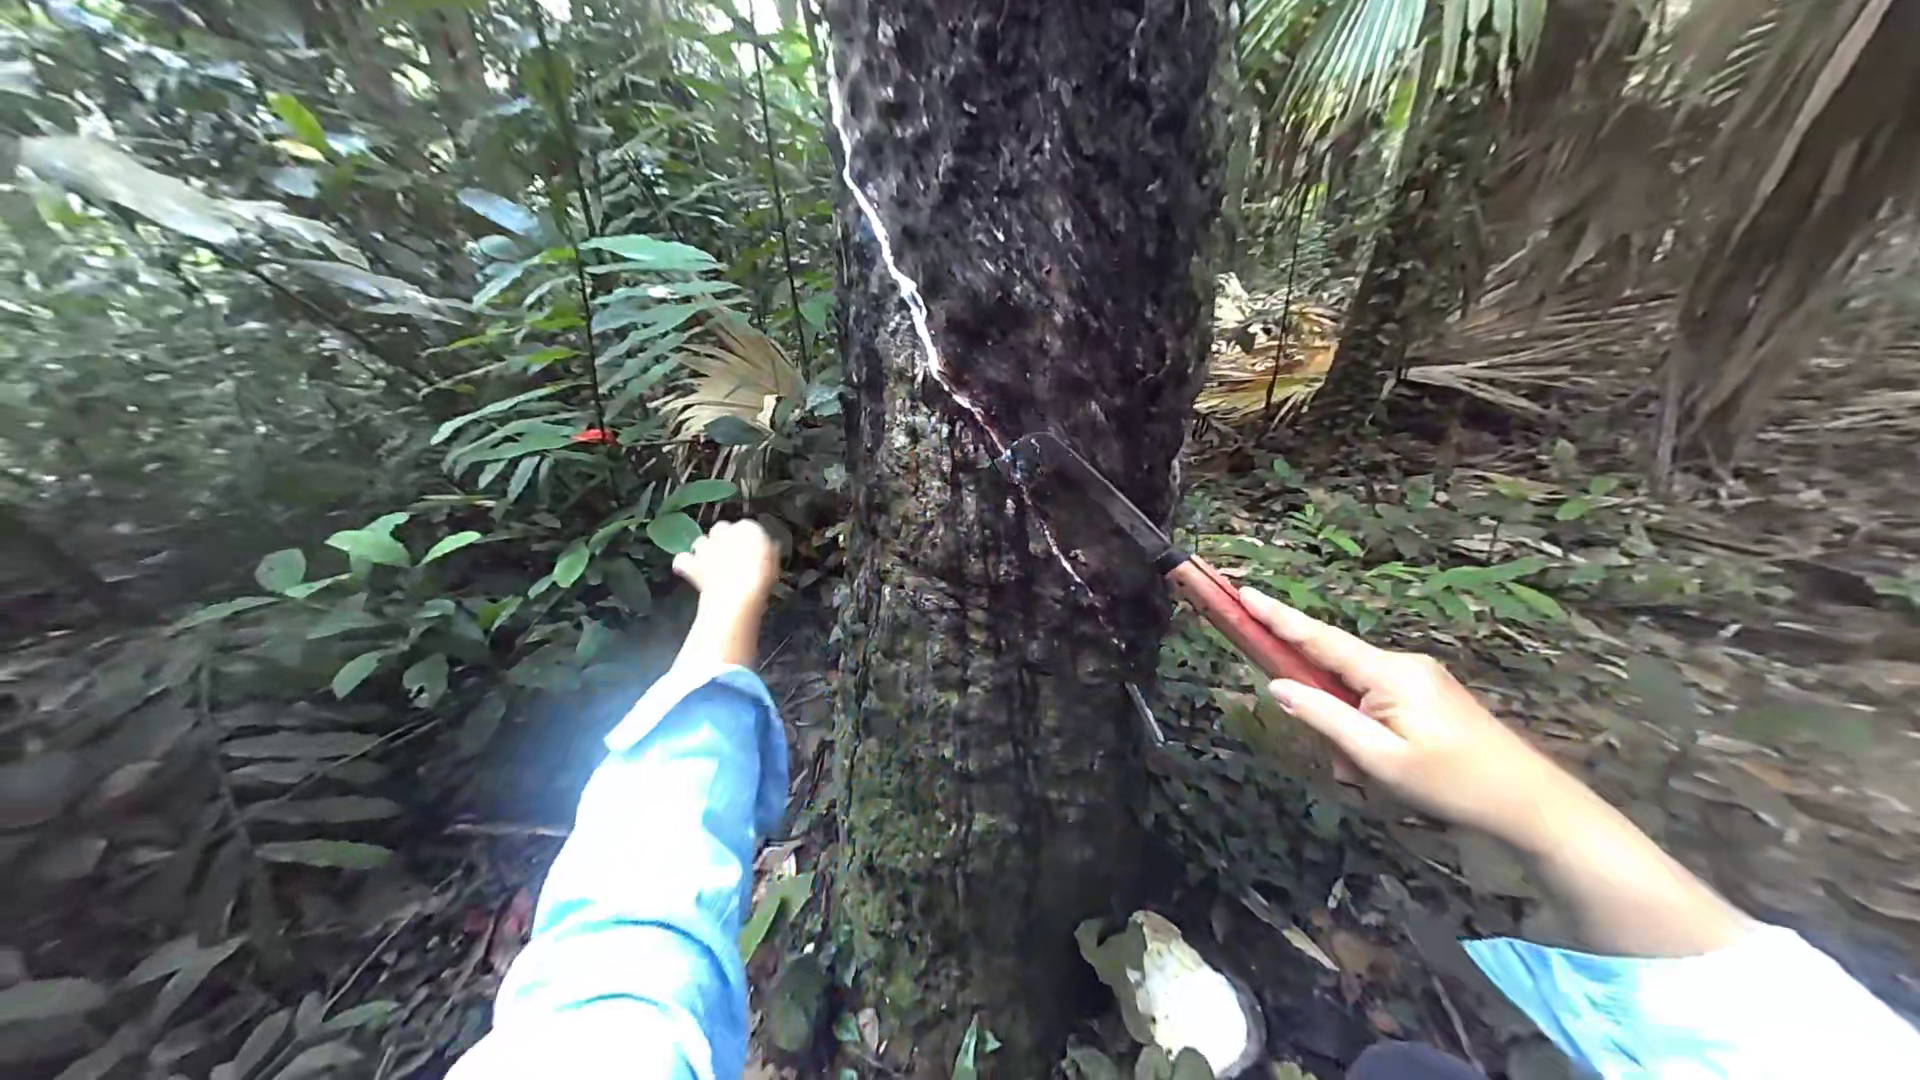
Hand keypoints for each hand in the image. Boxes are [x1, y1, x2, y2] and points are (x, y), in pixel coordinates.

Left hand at [673, 519, 780, 609]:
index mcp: (748, 528)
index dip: (749, 538)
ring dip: (705, 549)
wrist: (737, 596)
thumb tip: (769, 546)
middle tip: (733, 555)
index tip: (752, 550)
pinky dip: (685, 563)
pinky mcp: (692, 564)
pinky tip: (690, 569)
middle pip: (721, 529)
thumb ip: (769, 550)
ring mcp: (705, 547)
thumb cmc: (762, 579)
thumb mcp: (776, 563)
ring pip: (701, 541)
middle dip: (724, 538)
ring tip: (712, 563)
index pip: (748, 527)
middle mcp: (723, 532)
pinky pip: (682, 559)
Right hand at [1237, 586, 1578, 849]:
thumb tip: (1276, 686)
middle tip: (1340, 758)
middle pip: (1332, 666)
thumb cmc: (1454, 784)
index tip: (1243, 592)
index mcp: (1389, 672)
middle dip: (1318, 705)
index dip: (1277, 616)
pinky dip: (1362, 725)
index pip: (1318, 638)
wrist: (1536, 806)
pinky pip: (1373, 697)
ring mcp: (1418, 675)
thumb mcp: (1379, 757)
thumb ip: (1323, 717)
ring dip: (1344, 725)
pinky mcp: (1427, 692)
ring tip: (1366, 773)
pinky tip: (1378, 762)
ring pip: (1352, 688)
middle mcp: (1402, 663)